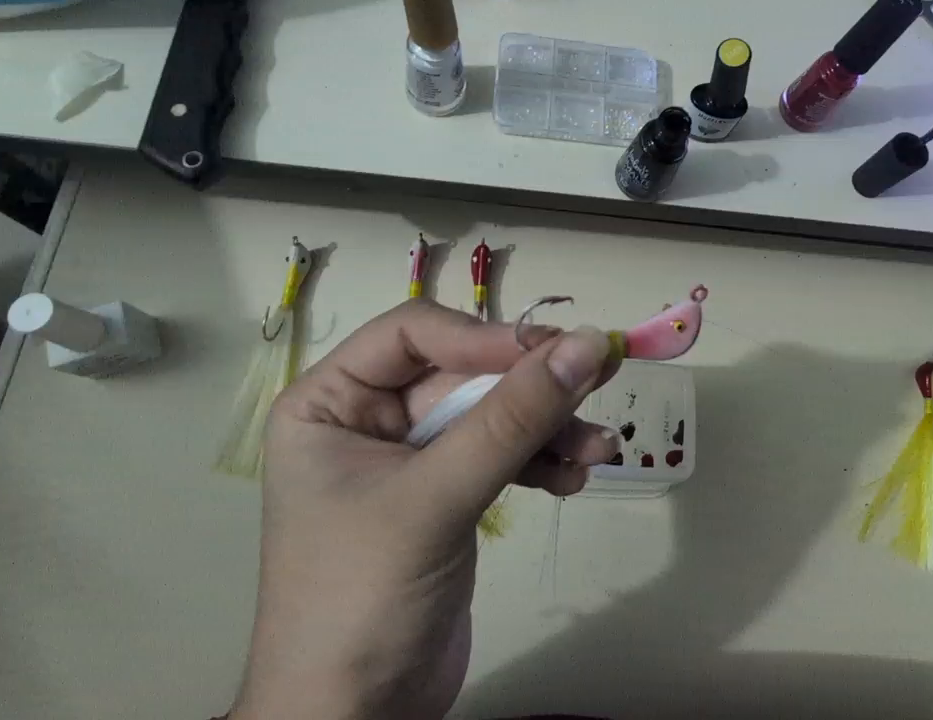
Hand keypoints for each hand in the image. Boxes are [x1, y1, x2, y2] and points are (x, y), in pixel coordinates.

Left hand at [233, 302, 621, 719]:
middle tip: (601, 376)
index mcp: (330, 400)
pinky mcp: (448, 494)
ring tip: (599, 449)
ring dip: (549, 427)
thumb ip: (513, 420)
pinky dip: (542, 461)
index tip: (553, 349)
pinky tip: (575, 478)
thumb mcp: (435, 500)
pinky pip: (503, 454)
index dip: (485, 336)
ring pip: (493, 412)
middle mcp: (369, 417)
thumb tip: (587, 344)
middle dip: (531, 386)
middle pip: (464, 372)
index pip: (415, 333)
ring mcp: (412, 457)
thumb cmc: (363, 599)